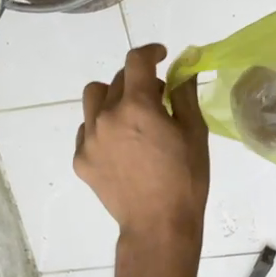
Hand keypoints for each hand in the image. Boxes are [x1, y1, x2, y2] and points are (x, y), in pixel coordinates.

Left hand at [75, 45, 209, 240]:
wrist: (158, 224)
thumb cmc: (185, 179)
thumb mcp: (195, 133)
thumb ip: (184, 94)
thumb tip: (184, 66)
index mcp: (137, 106)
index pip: (136, 61)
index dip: (150, 52)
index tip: (161, 56)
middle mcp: (106, 116)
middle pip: (116, 80)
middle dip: (138, 81)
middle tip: (158, 99)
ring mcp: (89, 138)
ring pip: (93, 100)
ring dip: (112, 98)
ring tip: (132, 118)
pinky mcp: (81, 160)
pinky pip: (87, 129)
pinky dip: (103, 127)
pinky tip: (121, 146)